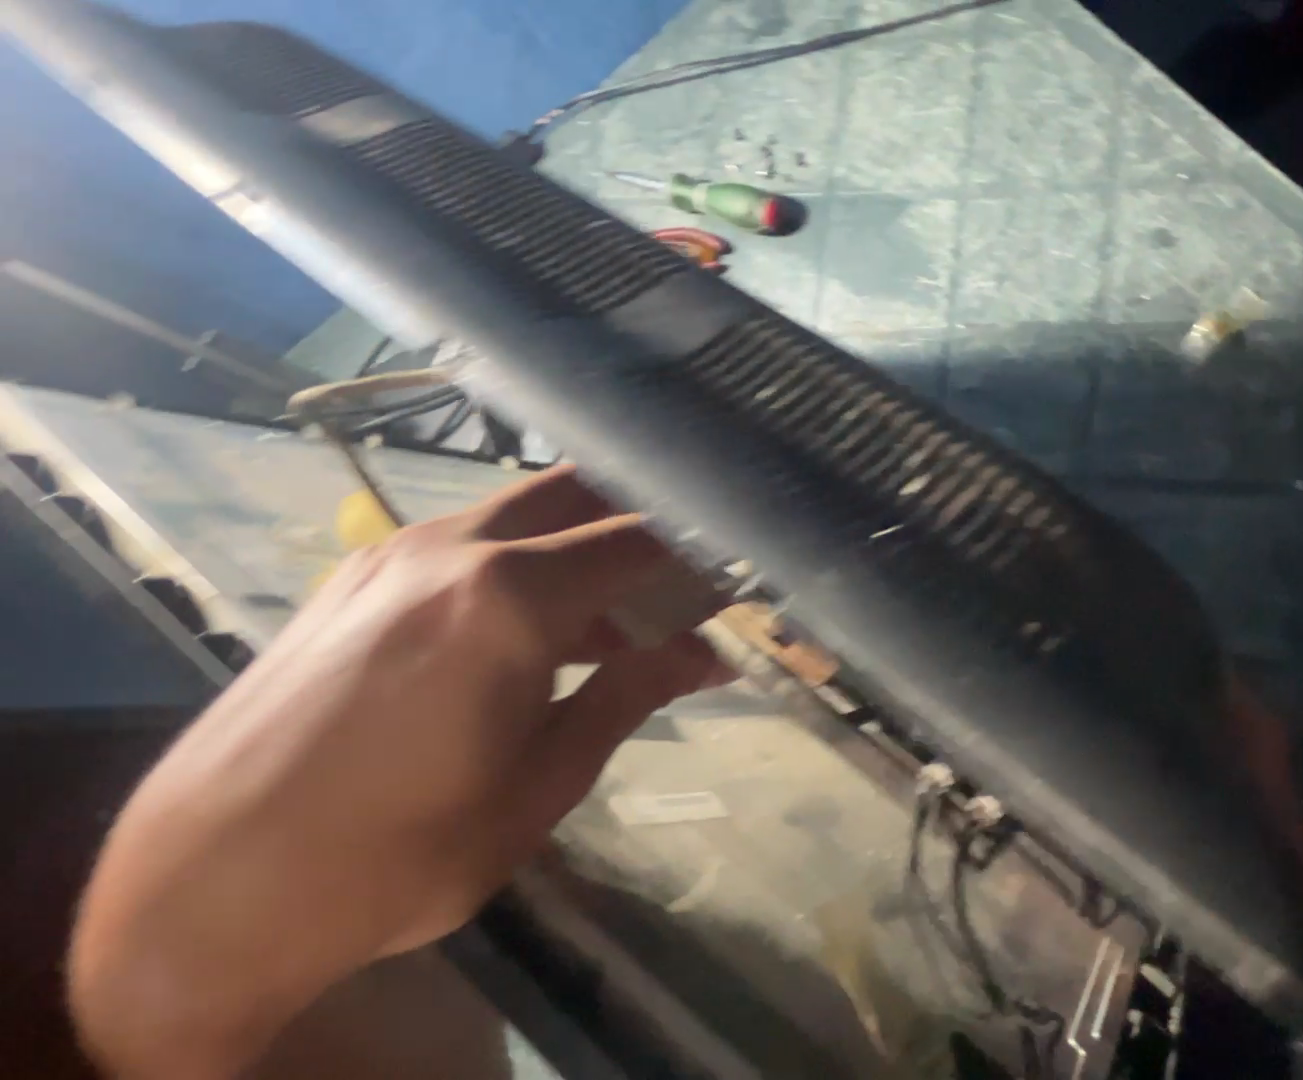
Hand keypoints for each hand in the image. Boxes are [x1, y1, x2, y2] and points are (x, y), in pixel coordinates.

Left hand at [68, 467, 727, 1077]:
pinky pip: (469, 542)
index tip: (742, 573)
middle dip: (646, 522)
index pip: (644, 539)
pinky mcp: (354, 579)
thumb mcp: (544, 781)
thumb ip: (631, 694)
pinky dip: (525, 565)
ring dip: (584, 547)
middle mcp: (454, 549)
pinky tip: (535, 636)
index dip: (704, 552)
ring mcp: (394, 556)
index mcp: (512, 598)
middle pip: (583, 493)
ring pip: (522, 512)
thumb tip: (710, 655)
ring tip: (620, 625)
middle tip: (690, 576)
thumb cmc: (399, 854)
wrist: (196, 899)